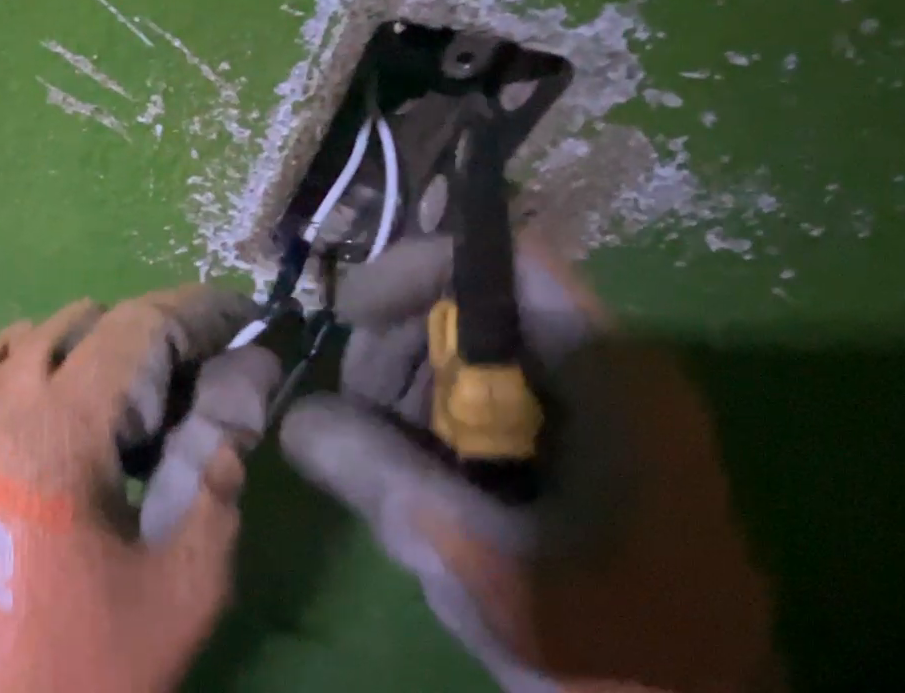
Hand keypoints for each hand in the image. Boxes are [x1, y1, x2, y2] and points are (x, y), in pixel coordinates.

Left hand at [0, 287, 278, 692]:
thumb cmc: (81, 654)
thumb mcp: (182, 590)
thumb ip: (219, 490)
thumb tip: (239, 408)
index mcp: (63, 426)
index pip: (136, 328)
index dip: (193, 311)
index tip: (232, 317)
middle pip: (79, 322)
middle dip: (136, 340)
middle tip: (165, 388)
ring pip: (16, 337)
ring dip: (67, 352)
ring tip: (93, 400)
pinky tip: (12, 397)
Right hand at [278, 236, 780, 691]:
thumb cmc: (611, 644)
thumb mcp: (480, 558)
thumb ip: (382, 477)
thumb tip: (293, 417)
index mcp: (605, 374)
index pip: (507, 261)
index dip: (420, 267)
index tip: (347, 313)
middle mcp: (599, 372)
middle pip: (474, 302)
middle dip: (395, 340)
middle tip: (348, 406)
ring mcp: (587, 412)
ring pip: (467, 352)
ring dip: (401, 385)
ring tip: (370, 448)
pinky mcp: (569, 452)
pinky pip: (478, 402)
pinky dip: (426, 420)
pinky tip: (403, 469)